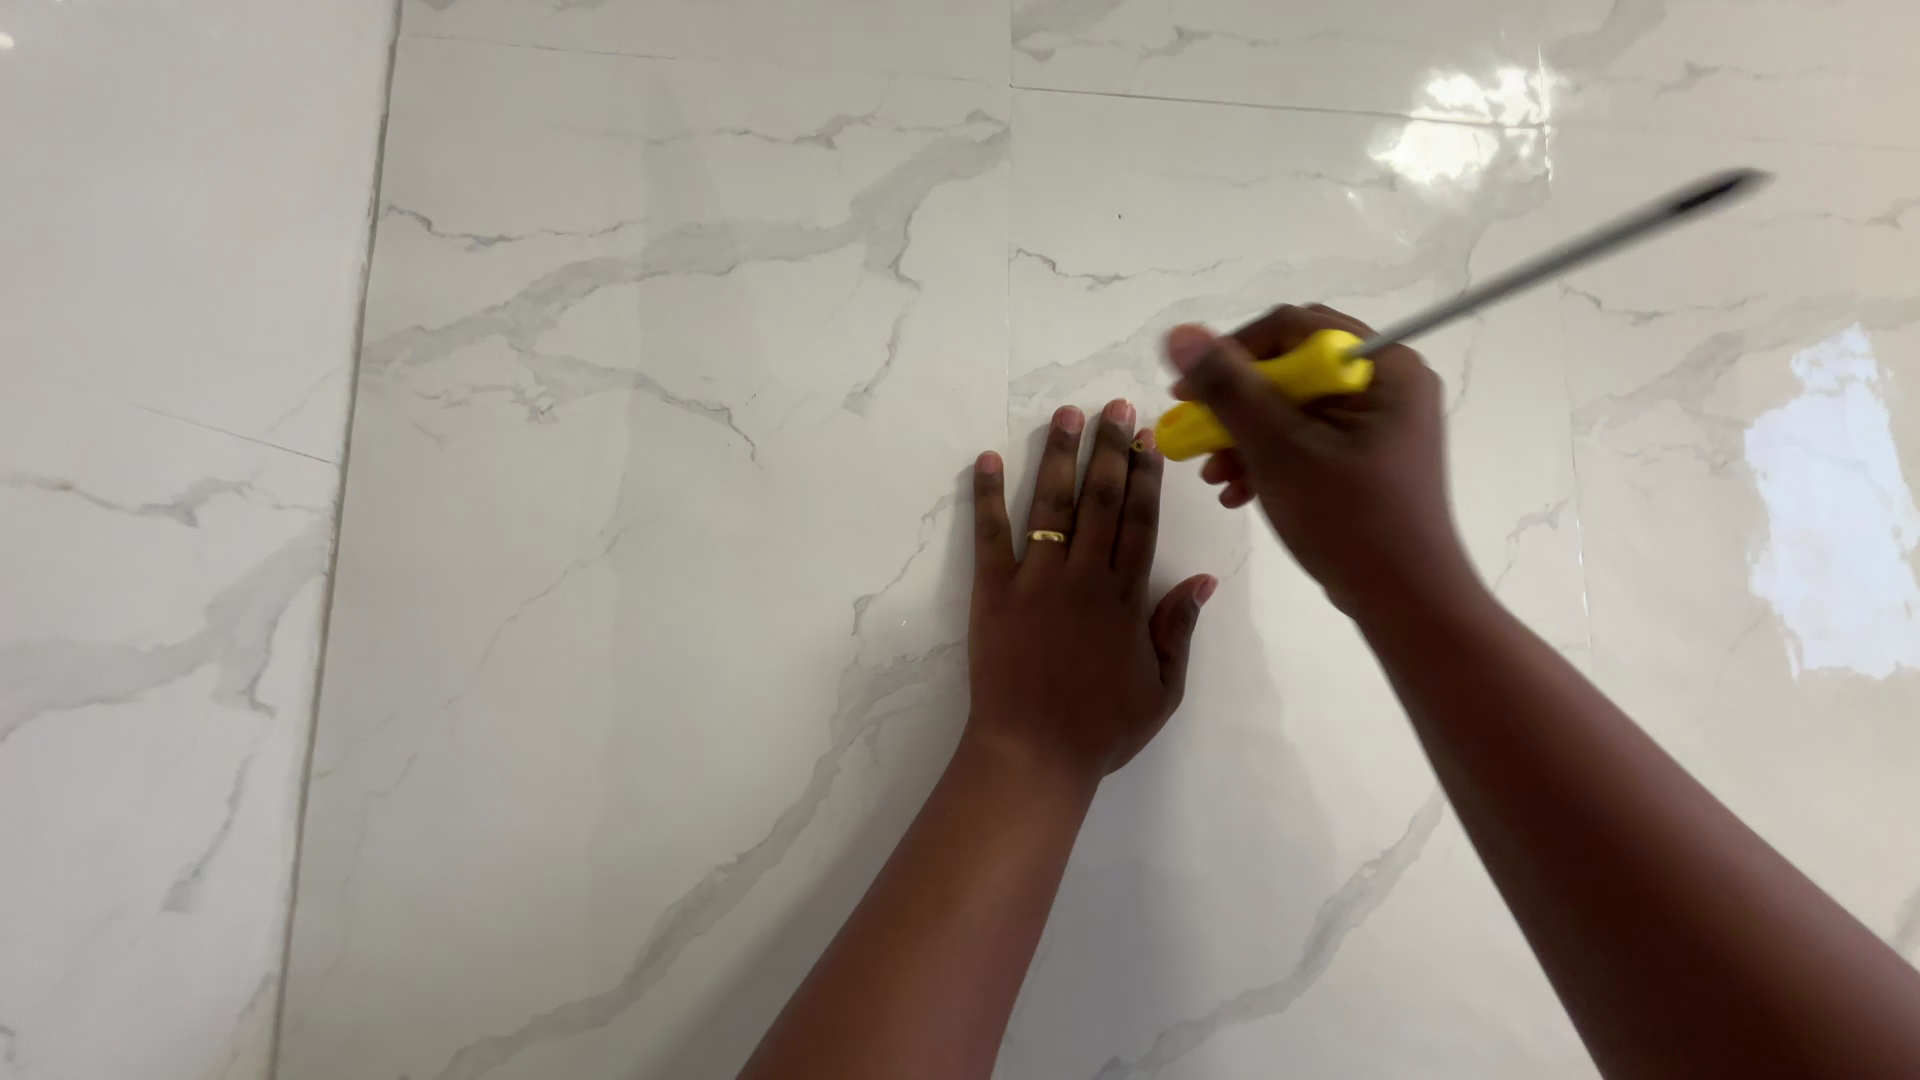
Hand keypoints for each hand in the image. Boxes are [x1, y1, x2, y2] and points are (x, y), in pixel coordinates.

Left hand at [967, 401, 1216, 780]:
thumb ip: (1179, 630)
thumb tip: (1203, 579)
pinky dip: (985, 496)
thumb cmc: (1102, 728)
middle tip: (1113, 406)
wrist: (1033, 752)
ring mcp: (1034, 580)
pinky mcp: (992, 592)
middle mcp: (1082, 576)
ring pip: (1050, 506)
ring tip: (1064, 415)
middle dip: (1108, 449)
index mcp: (1125, 597)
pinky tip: (986, 459)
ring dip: (1058, 457)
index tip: (1148, 438)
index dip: (1146, 476)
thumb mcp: (1163, 689)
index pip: (1140, 522)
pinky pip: (989, 535)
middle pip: (1100, 500)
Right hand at [1166, 303, 1480, 618]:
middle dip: (1235, 404)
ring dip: (1243, 437)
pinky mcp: (1363, 459)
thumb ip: (1228, 389)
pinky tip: (1238, 492)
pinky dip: (1266, 459)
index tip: (1186, 391)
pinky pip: (1303, 440)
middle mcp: (1384, 385)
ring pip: (1291, 409)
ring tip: (1214, 476)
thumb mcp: (1278, 448)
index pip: (1292, 329)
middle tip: (1197, 432)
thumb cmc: (1347, 518)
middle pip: (1289, 370)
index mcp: (1382, 367)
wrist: (1403, 599)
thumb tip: (1180, 336)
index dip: (1231, 353)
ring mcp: (1375, 425)